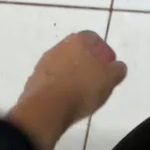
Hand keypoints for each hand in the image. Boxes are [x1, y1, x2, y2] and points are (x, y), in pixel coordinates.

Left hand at [6, 31, 127, 149]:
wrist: (45, 111)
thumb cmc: (81, 88)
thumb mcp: (109, 79)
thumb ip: (117, 70)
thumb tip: (118, 67)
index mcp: (77, 40)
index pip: (93, 38)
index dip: (103, 52)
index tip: (109, 67)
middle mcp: (58, 47)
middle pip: (76, 51)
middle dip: (86, 63)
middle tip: (95, 80)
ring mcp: (42, 65)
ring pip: (61, 66)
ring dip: (70, 76)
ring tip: (80, 94)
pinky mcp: (31, 84)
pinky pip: (50, 82)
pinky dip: (58, 89)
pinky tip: (64, 103)